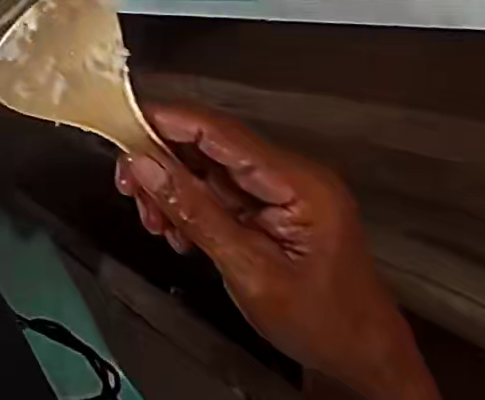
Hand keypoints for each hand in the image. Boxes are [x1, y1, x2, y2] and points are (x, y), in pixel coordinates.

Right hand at [115, 106, 436, 399]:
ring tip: (154, 220)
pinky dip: (183, 203)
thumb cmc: (325, 325)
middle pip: (203, 144)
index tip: (120, 126)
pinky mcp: (262, 201)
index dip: (165, 121)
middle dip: (159, 163)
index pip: (218, 131)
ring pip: (200, 164)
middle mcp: (286, 173)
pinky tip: (175, 228)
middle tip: (129, 187)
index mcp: (298, 182)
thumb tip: (142, 163)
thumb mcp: (252, 271)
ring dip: (167, 187)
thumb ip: (195, 212)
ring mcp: (274, 186)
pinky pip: (209, 186)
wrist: (364, 363)